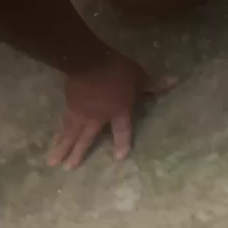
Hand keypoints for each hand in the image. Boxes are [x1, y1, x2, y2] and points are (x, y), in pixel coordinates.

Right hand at [48, 55, 168, 169]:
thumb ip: (153, 84)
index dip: (122, 145)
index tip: (119, 159)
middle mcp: (97, 117)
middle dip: (77, 154)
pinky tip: (53, 139)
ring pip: (70, 133)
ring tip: (53, 161)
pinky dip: (57, 132)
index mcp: (118, 113)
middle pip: (86, 139)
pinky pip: (62, 122)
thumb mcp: (139, 77)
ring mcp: (80, 112)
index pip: (123, 132)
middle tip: (67, 169)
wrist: (86, 58)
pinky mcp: (68, 103)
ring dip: (61, 148)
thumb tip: (174, 82)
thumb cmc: (116, 70)